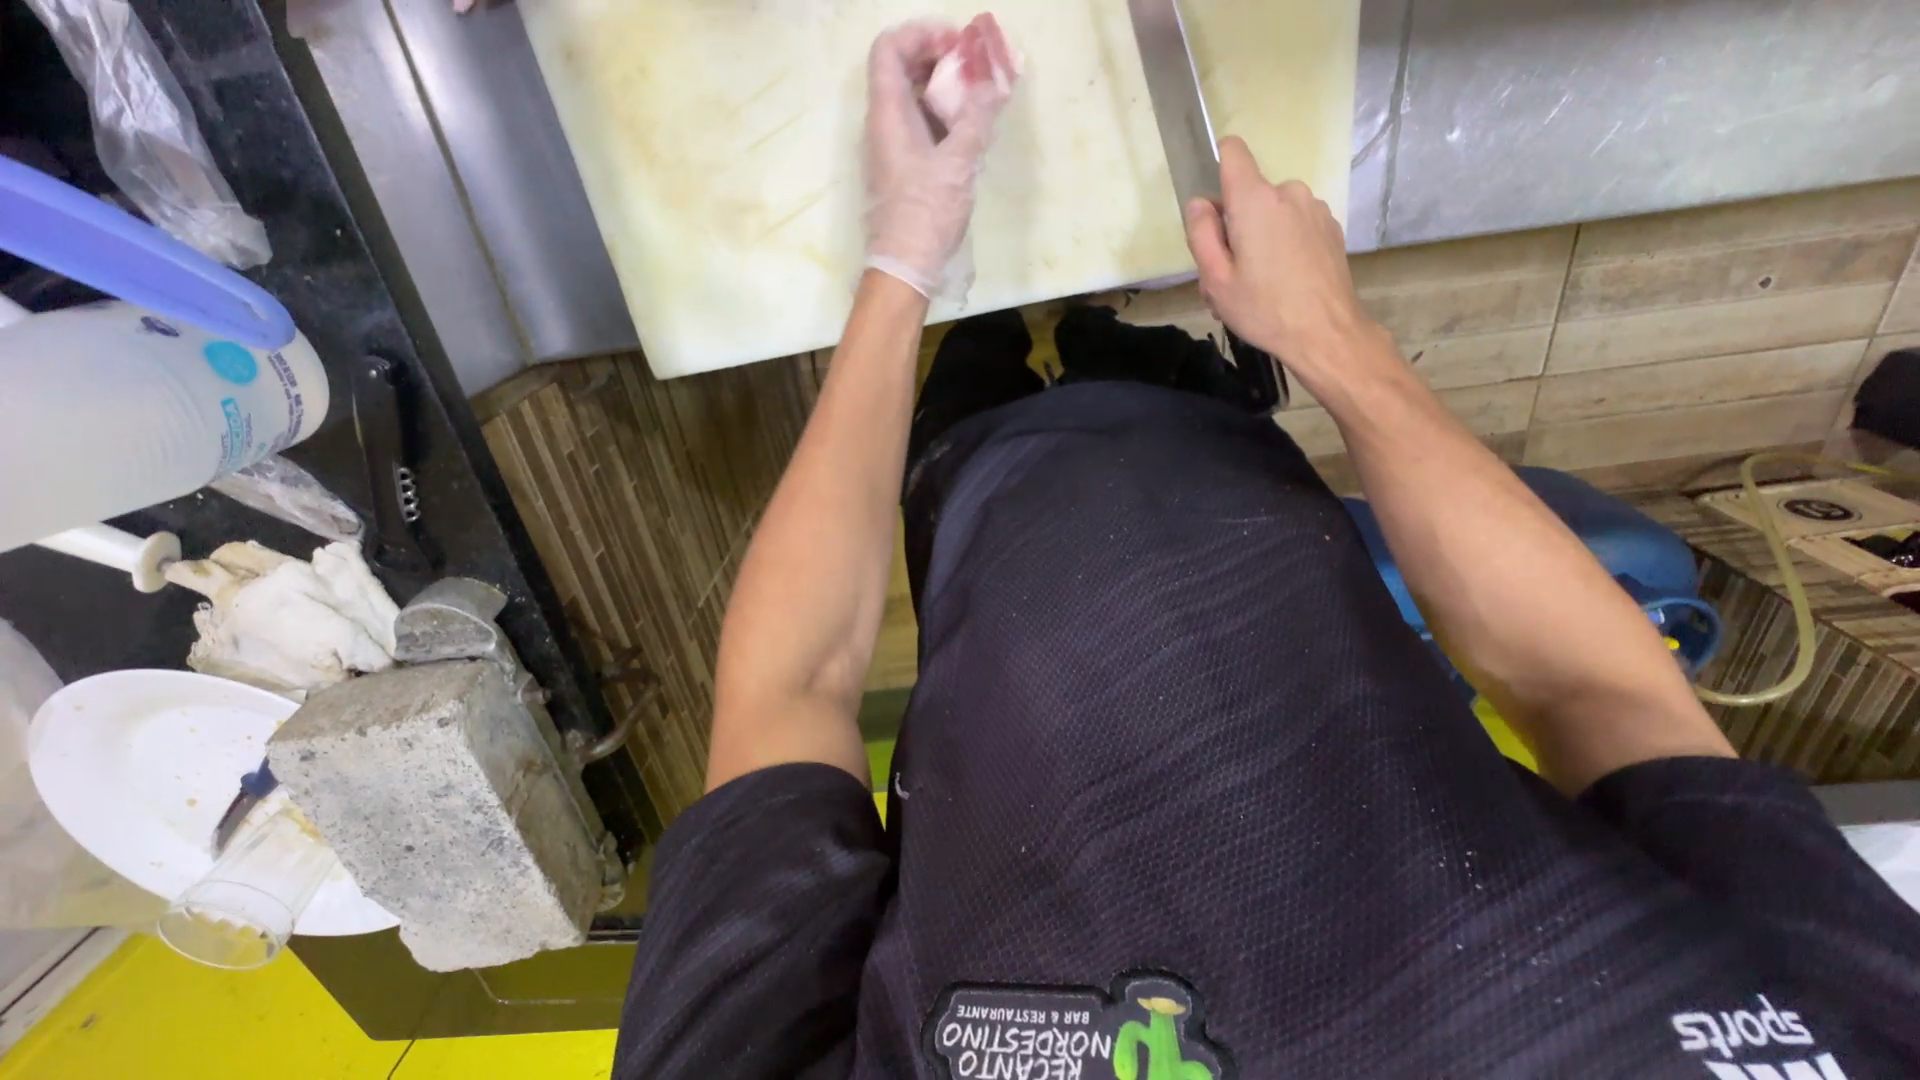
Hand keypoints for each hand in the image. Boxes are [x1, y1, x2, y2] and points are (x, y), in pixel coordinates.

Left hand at [863, 17, 1018, 297]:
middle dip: (938, 58)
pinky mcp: (900, 169)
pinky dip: (941, 116)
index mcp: (887, 114)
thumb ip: (977, 117)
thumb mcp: (959, 163)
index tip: (956, 45)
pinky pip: (917, 125)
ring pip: (910, 99)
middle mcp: (882, 125)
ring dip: (942, 89)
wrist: (904, 267)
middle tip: (974, 67)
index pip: (889, 49)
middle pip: (901, 69)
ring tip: (977, 96)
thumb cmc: (925, 215)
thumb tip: (994, 82)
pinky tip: (969, 129)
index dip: (920, 35)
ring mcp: (889, 148)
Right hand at [1185, 137, 1375, 368]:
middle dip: (1233, 229)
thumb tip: (1198, 203)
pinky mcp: (1329, 228)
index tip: (1211, 207)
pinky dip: (1281, 248)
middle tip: (1228, 277)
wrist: (1326, 333)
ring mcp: (1314, 209)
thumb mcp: (1215, 279)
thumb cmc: (1264, 308)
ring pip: (1271, 215)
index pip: (1232, 152)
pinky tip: (1281, 285)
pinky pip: (1293, 227)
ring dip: (1257, 242)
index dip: (1215, 167)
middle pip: (1249, 196)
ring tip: (1253, 287)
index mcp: (1255, 200)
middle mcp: (1288, 193)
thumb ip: (1201, 234)